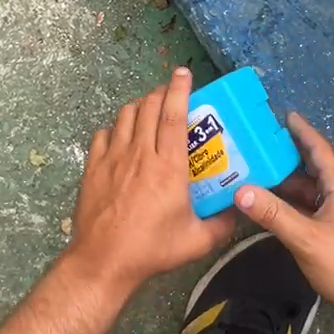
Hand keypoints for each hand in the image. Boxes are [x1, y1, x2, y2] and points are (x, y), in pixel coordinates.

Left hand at [65, 68, 234, 295]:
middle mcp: (140, 153)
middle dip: (161, 92)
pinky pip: (103, 135)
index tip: (184, 73)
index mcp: (169, 166)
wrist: (104, 261)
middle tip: (171, 93)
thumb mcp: (197, 241)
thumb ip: (223, 224)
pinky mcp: (93, 167)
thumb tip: (240, 210)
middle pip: (149, 107)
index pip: (174, 114)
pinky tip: (121, 137)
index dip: (180, 89)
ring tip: (148, 110)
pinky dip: (114, 129)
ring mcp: (113, 158)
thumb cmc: (152, 249)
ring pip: (125, 116)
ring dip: (138, 106)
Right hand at [233, 113, 333, 328]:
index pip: (321, 150)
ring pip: (312, 191)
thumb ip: (273, 215)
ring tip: (257, 175)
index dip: (303, 131)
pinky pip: (313, 208)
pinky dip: (293, 204)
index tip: (285, 115)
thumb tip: (241, 190)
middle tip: (258, 146)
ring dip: (288, 184)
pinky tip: (273, 208)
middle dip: (288, 156)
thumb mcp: (306, 239)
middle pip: (314, 168)